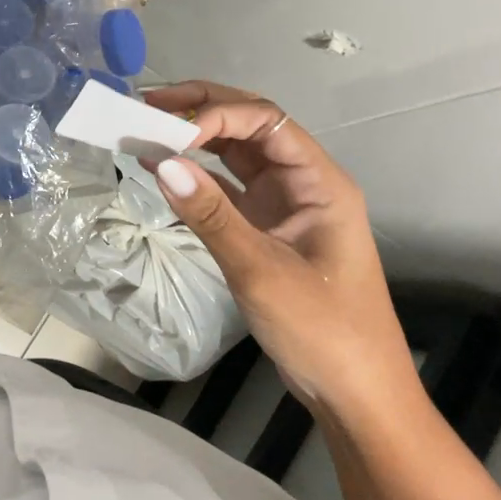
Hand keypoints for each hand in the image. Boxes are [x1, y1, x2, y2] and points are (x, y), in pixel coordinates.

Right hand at [140, 81, 418, 415]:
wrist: (356, 396)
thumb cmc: (323, 329)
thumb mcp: (262, 271)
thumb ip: (211, 214)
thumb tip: (161, 162)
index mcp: (319, 181)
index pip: (265, 121)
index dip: (216, 114)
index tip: (169, 133)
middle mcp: (301, 182)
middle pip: (249, 125)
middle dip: (200, 109)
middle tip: (147, 104)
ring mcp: (282, 203)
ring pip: (234, 152)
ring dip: (192, 136)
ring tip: (144, 126)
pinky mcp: (264, 226)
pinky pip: (224, 185)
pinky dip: (192, 173)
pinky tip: (157, 167)